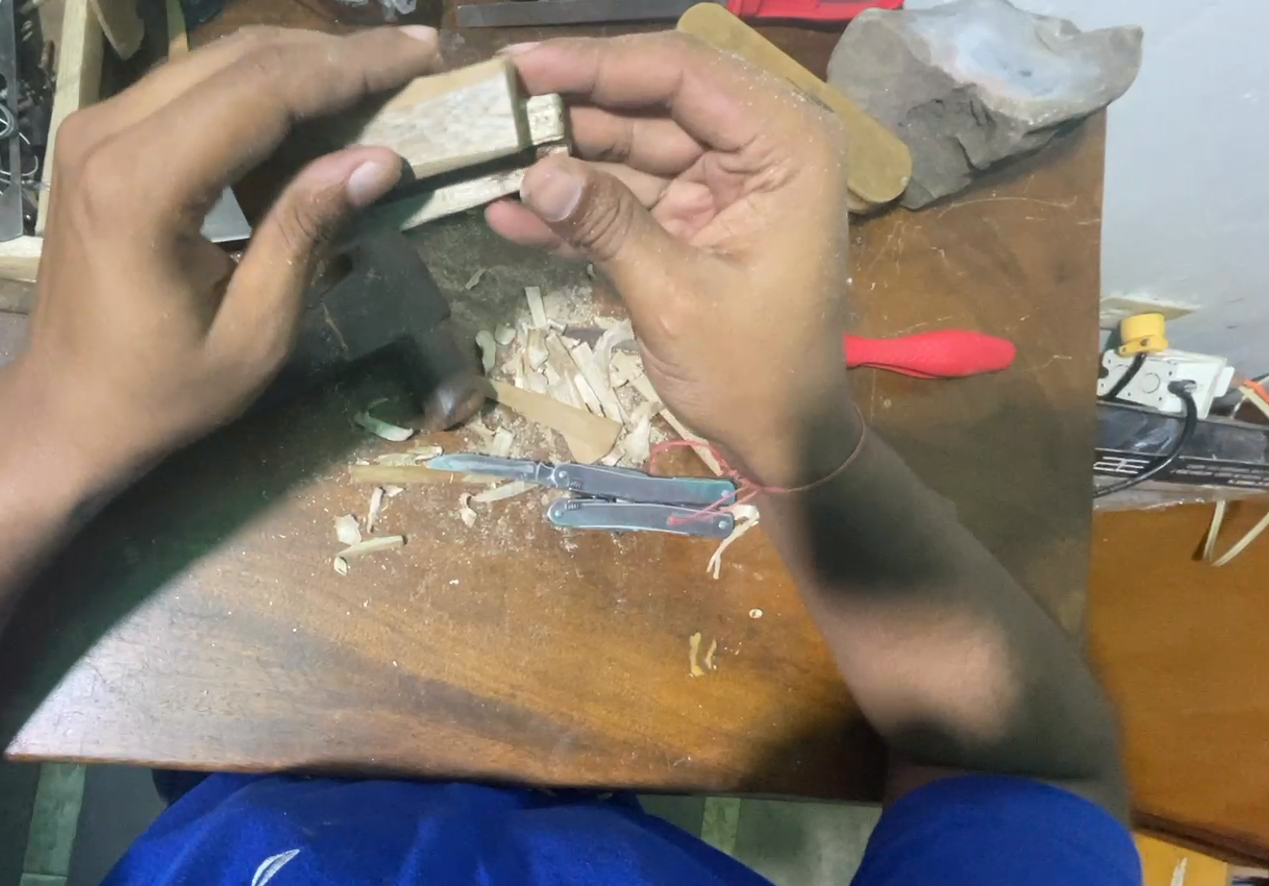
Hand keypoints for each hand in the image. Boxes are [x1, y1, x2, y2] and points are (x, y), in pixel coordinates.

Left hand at [0, 26, 440, 493]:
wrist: (71, 409)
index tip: (417, 56)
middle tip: (407, 59)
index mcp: (142, 188)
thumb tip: (377, 161)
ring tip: (370, 82)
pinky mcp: (99, 142)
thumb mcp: (254, 333)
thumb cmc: (165, 393)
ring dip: (296, 66)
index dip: (347, 68)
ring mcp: (94, 130)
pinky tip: (306, 117)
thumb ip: (305, 235)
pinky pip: (189, 93)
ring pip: (212, 62)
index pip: (260, 91)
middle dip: (331, 54)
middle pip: (236, 57)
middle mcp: (105, 133)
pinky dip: (255, 95)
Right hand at [486, 34, 858, 486]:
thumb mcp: (675, 296)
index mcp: (780, 147)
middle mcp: (751, 153)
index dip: (596, 67)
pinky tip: (511, 218)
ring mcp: (714, 193)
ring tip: (488, 162)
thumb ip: (608, 227)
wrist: (778, 435)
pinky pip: (623, 210)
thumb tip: (533, 173)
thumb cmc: (750, 370)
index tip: (522, 68)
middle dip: (570, 115)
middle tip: (492, 112)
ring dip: (561, 168)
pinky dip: (573, 219)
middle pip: (648, 110)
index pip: (682, 75)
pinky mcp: (684, 231)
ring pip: (626, 158)